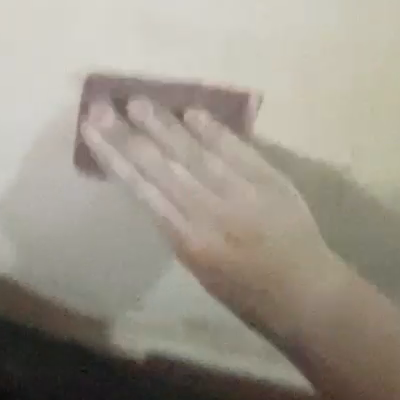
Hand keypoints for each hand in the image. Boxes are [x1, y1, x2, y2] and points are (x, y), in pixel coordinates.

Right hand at [81, 98, 352, 343]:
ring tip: (138, 101)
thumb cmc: (246, 291)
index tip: (90, 130)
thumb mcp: (198, 266)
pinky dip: (212, 131)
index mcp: (188, 242)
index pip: (141, 190)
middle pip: (161, 168)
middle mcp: (210, 216)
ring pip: (195, 154)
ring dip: (164, 126)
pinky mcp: (271, 182)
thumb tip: (147, 176)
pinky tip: (190, 112)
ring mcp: (242, 196)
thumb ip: (174, 221)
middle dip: (128, 135)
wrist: (309, 297)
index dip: (114, 157)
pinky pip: (236, 150)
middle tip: (102, 106)